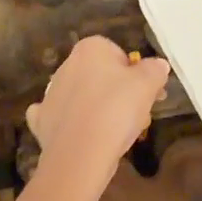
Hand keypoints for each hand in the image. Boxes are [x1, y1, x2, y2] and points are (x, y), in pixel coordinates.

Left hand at [26, 37, 170, 186]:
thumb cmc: (116, 109)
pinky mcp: (43, 120)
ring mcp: (51, 92)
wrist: (80, 152)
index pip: (119, 54)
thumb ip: (155, 70)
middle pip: (101, 76)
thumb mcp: (147, 85)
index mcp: (89, 49)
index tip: (147, 95)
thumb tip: (158, 65)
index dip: (136, 75)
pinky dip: (72, 123)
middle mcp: (67, 65)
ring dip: (99, 110)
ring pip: (84, 97)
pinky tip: (83, 135)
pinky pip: (62, 117)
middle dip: (120, 94)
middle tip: (138, 117)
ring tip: (117, 135)